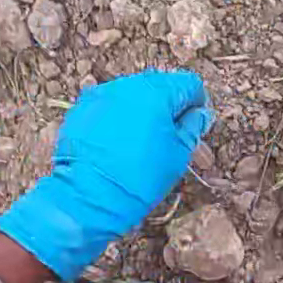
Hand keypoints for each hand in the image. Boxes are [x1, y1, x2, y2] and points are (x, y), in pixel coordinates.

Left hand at [0, 71, 211, 281]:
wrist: (88, 197)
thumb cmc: (139, 178)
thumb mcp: (178, 155)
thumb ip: (192, 128)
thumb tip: (200, 115)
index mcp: (156, 92)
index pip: (189, 85)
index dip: (197, 105)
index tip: (195, 126)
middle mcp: (127, 85)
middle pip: (160, 87)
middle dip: (170, 110)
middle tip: (174, 140)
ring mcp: (101, 95)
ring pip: (134, 96)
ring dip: (145, 114)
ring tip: (145, 145)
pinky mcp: (81, 110)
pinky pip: (110, 107)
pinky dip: (120, 119)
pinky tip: (121, 145)